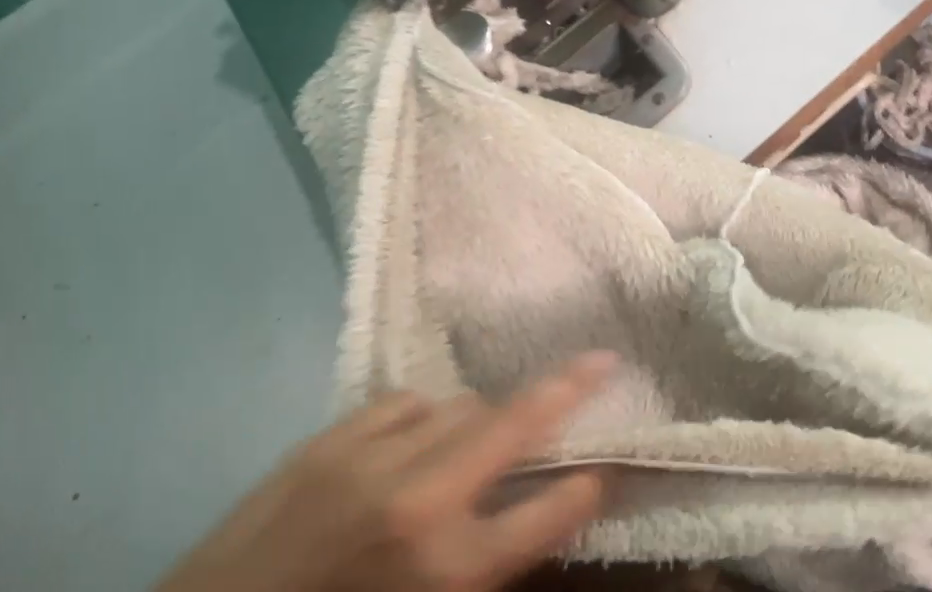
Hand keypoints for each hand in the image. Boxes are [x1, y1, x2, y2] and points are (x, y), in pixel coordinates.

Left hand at [156, 353, 617, 591]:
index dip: (591, 482)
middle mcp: (419, 503)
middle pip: (517, 422)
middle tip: (600, 361)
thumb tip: (533, 506)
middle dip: (566, 387)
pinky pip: (401, 403)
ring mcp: (367, 463)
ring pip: (459, 405)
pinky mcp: (322, 444)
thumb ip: (486, 560)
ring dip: (479, 420)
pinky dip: (421, 417)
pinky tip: (412, 438)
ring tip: (477, 436)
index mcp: (449, 569)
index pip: (552, 510)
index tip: (609, 463)